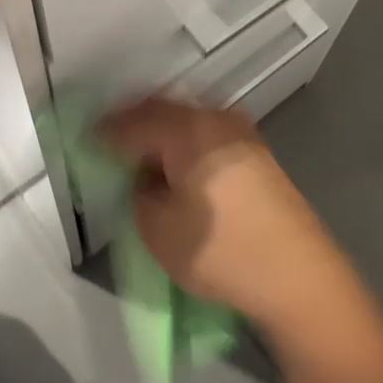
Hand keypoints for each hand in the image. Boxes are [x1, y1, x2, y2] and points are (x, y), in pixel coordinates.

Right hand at [99, 98, 352, 323]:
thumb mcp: (158, 228)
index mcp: (188, 130)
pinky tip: (177, 163)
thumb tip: (148, 175)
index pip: (136, 120)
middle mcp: (217, 119)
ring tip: (141, 153)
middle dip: (136, 122)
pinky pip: (209, 135)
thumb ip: (142, 192)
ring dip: (164, 131)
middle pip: (166, 111)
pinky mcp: (259, 154)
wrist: (296, 272)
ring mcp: (243, 134)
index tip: (86, 138)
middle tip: (109, 139)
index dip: (107, 129)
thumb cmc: (220, 249)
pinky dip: (187, 142)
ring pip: (190, 120)